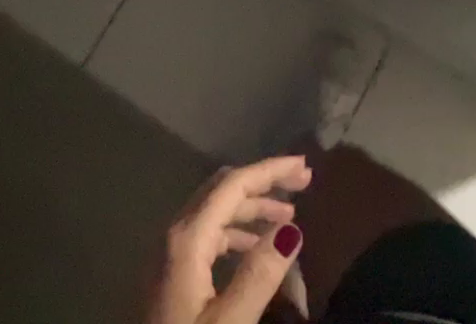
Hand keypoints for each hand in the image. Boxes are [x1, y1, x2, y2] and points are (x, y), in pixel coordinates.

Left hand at [147, 156, 311, 323]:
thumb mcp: (229, 322)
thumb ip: (259, 275)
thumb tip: (292, 228)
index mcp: (187, 239)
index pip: (233, 185)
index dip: (270, 170)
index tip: (306, 167)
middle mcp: (175, 236)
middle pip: (222, 190)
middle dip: (262, 182)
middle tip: (302, 185)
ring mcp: (169, 254)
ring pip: (214, 212)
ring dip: (251, 208)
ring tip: (288, 218)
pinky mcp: (171, 275)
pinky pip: (208, 235)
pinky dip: (236, 231)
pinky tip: (255, 250)